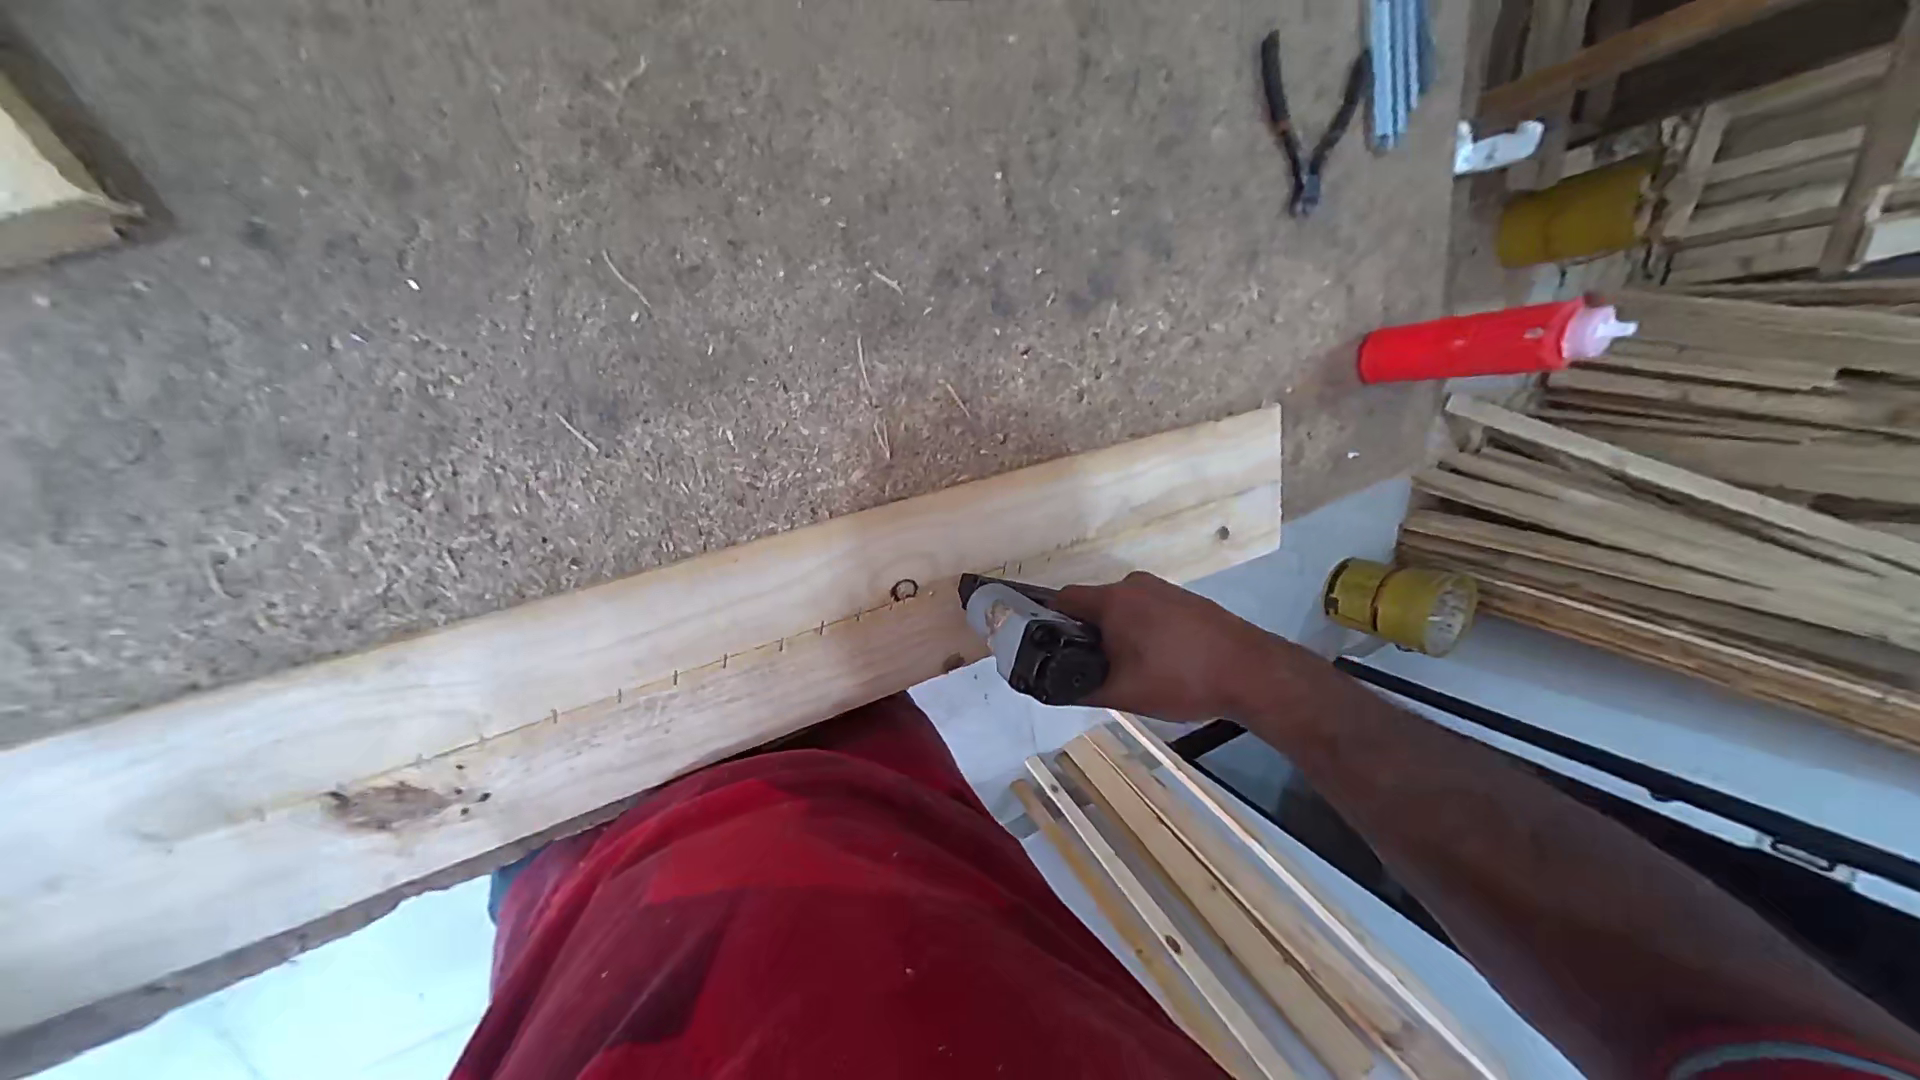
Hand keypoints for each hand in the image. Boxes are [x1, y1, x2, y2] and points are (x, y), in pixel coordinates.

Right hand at [1052, 571, 1307, 723]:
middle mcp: (1135, 584)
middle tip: (1088, 667)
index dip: (1048, 623)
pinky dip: (1141, 630)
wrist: (1253, 673)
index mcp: (1114, 600)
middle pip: (1093, 604)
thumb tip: (1051, 689)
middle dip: (1085, 634)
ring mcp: (1163, 589)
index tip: (1047, 648)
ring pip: (1121, 608)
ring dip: (1116, 633)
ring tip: (1127, 669)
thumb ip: (1079, 690)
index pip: (1063, 600)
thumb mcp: (1123, 694)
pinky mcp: (1184, 599)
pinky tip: (1157, 660)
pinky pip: (1146, 610)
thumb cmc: (1182, 680)